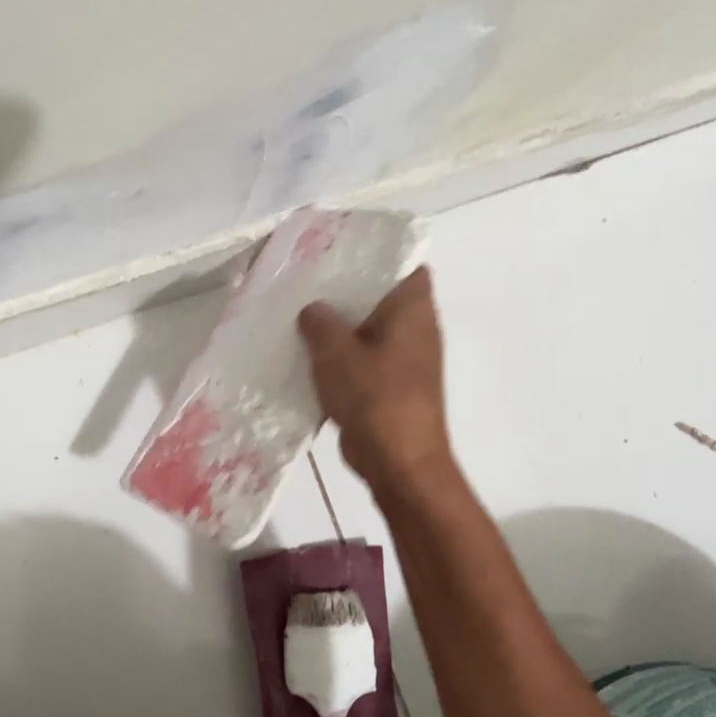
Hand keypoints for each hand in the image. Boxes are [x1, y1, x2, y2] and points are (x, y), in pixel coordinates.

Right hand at [297, 268, 453, 488]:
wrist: (398, 462)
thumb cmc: (374, 397)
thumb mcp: (336, 353)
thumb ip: (320, 323)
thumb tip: (312, 308)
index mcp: (413, 310)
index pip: (405, 266)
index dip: (376, 256)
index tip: (339, 255)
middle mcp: (416, 330)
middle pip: (381, 299)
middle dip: (346, 294)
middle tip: (306, 286)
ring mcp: (405, 361)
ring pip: (368, 332)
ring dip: (339, 330)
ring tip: (299, 320)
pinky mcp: (391, 387)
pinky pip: (362, 361)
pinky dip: (340, 359)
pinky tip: (307, 360)